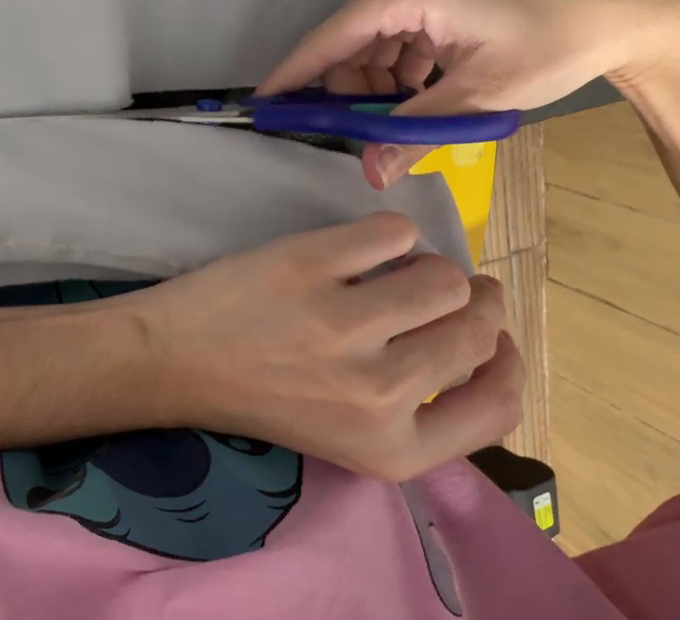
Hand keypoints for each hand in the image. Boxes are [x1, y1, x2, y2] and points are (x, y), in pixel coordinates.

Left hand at [128, 212, 522, 481]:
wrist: (172, 361)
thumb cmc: (260, 395)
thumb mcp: (350, 434)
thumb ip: (418, 406)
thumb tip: (481, 338)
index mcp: (394, 449)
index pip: (499, 407)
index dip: (507, 360)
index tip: (495, 333)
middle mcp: (378, 394)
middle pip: (475, 328)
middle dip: (473, 300)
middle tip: (448, 285)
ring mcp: (342, 326)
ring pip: (443, 276)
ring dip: (431, 265)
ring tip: (396, 269)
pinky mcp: (308, 266)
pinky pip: (392, 230)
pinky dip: (389, 231)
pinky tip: (363, 245)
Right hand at [257, 0, 679, 187]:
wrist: (628, 4)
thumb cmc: (555, 41)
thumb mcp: (481, 95)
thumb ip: (415, 132)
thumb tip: (370, 173)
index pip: (329, 39)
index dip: (293, 76)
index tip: (262, 106)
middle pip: (348, 43)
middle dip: (349, 91)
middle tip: (362, 135)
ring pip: (371, 42)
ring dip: (377, 85)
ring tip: (402, 121)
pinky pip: (396, 35)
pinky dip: (399, 70)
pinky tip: (421, 96)